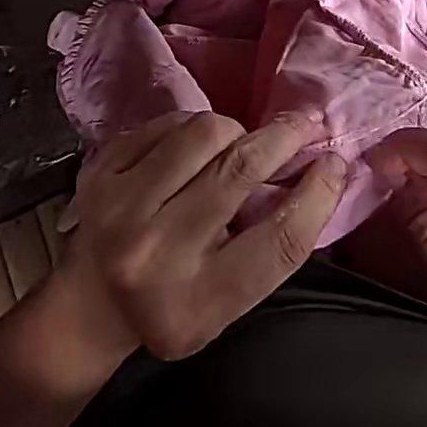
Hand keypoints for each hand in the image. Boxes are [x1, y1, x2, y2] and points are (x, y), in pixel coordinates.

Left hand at [55, 110, 347, 360]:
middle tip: (306, 122)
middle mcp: (156, 248)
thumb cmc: (171, 304)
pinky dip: (194, 125)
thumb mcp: (227, 303)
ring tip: (241, 142)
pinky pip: (167, 122)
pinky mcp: (102, 169)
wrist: (91, 300)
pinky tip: (199, 141)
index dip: (317, 195)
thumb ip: (269, 249)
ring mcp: (122, 203)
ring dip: (236, 130)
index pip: (277, 240)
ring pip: (203, 133)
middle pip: (239, 171)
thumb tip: (320, 174)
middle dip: (284, 138)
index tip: (336, 163)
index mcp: (198, 297)